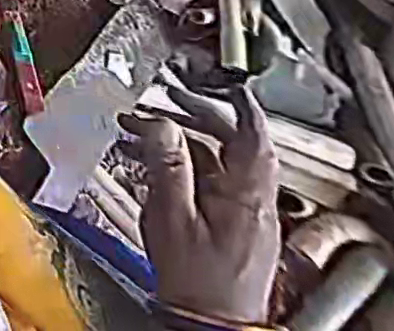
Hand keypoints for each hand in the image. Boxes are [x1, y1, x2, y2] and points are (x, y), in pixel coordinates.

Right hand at [121, 85, 279, 324]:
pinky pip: (210, 180)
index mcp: (246, 200)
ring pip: (218, 162)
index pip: (254, 145)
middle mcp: (254, 205)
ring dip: (181, 140)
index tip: (231, 86)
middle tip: (163, 100)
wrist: (209, 320)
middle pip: (234, 148)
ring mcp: (245, 216)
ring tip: (139, 130)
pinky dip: (181, 161)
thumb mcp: (171, 213)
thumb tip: (160, 123)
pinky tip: (151, 159)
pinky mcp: (232, 224)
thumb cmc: (194, 274)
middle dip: (198, 118)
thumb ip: (166, 165)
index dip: (244, 111)